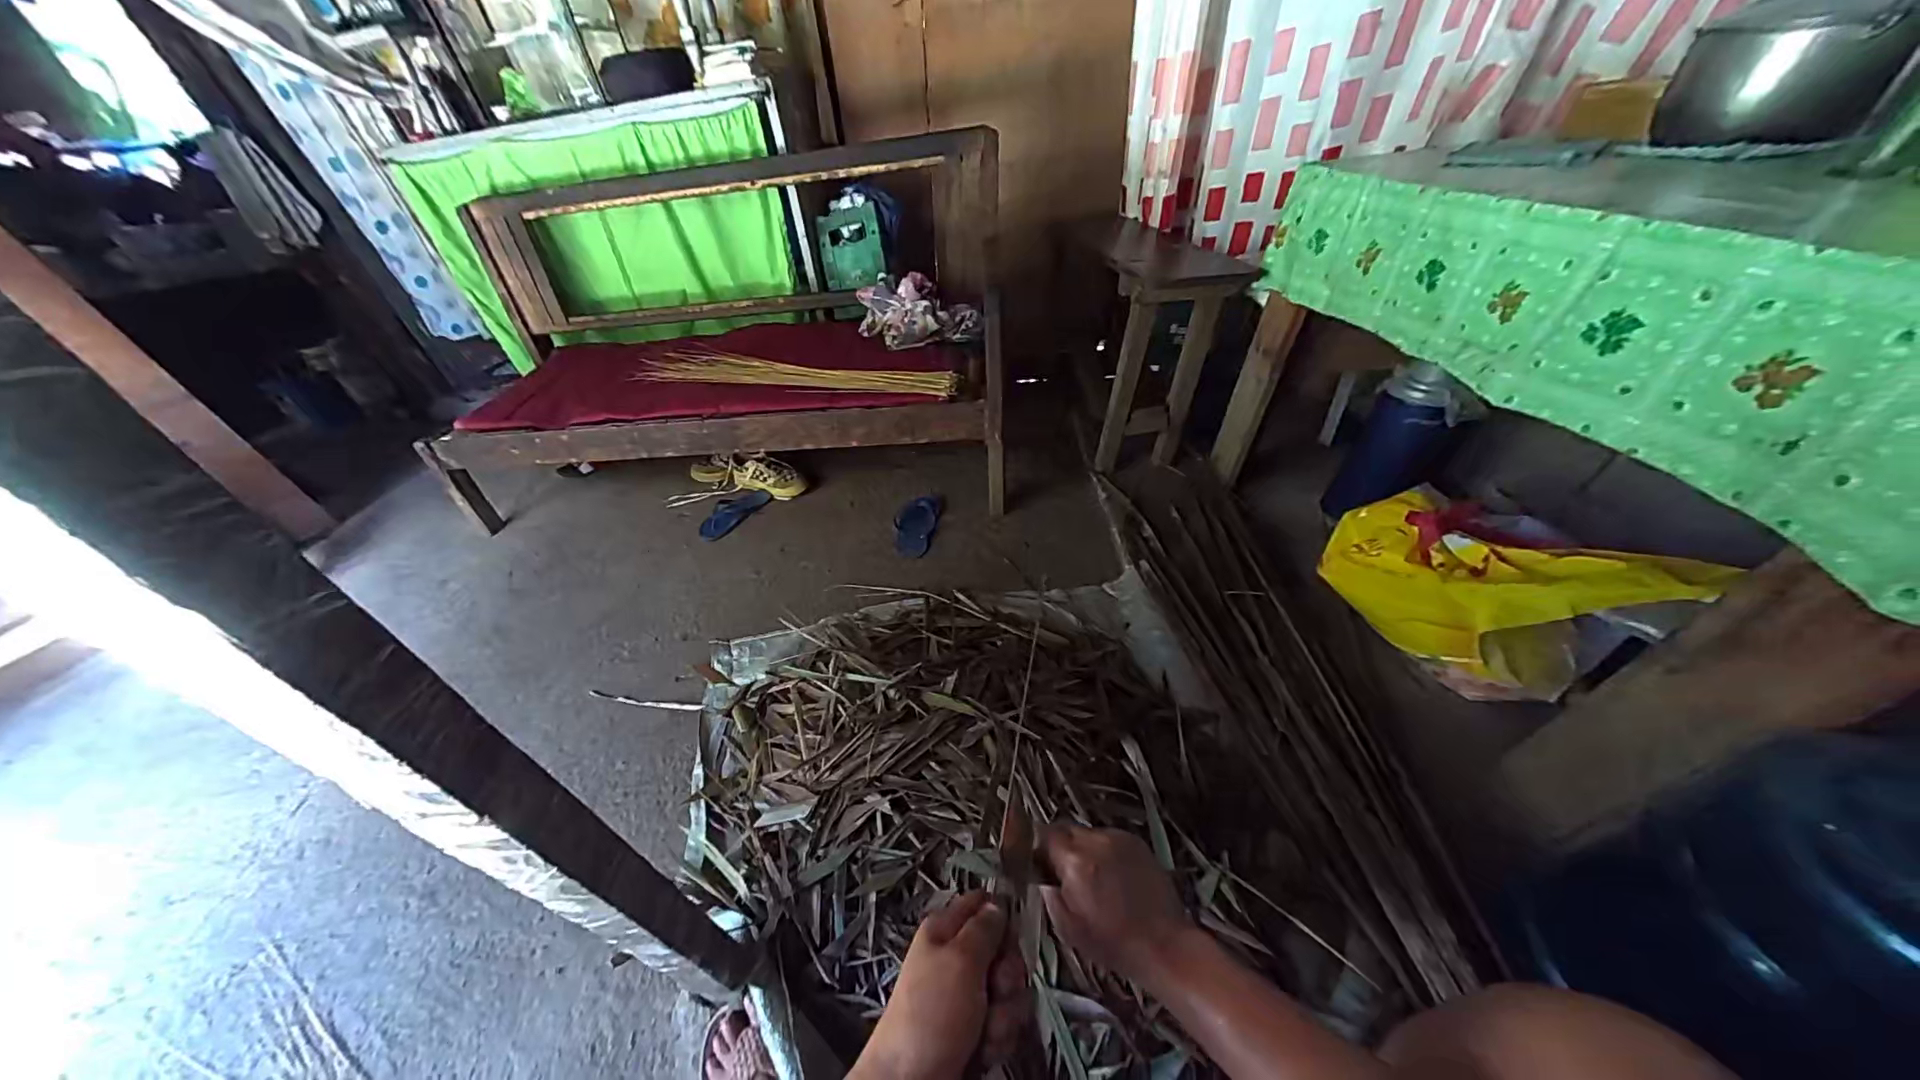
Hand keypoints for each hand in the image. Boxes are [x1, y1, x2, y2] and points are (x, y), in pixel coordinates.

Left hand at [849, 891, 1028, 1079]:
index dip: (1002, 917)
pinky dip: (999, 1038)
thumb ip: (984, 929)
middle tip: (995, 992)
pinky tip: (984, 1050)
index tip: (1007, 938)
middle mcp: (958, 957)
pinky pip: (1006, 1022)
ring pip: (1010, 991)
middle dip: (1008, 977)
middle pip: (1005, 951)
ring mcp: (968, 995)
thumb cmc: (932, 1013)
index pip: (983, 904)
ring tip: (984, 1032)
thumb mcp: (959, 961)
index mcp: (945, 930)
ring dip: (1004, 1015)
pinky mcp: (977, 1029)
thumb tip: (997, 902)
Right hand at [1038, 824, 1192, 984]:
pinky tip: (1113, 876)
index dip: (1041, 849)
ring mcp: (1119, 838)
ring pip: (1088, 833)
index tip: (1043, 866)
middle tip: (1068, 874)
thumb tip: (1040, 872)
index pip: (1045, 833)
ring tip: (1094, 878)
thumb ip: (1048, 892)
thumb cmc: (1111, 942)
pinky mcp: (1137, 842)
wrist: (1163, 944)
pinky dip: (1105, 851)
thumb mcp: (1066, 926)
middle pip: (1066, 829)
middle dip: (1062, 847)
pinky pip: (1109, 838)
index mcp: (1075, 861)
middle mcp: (1096, 841)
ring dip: (1084, 849)